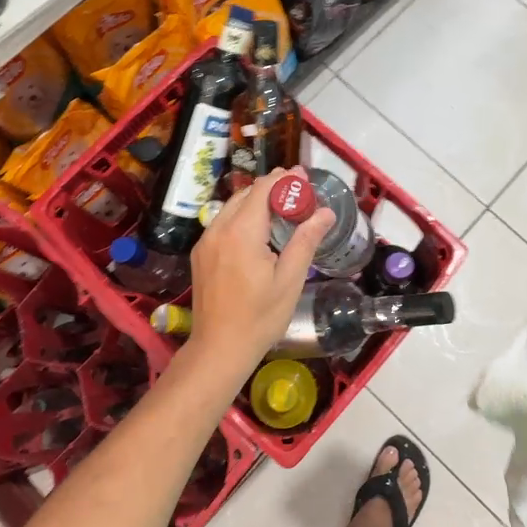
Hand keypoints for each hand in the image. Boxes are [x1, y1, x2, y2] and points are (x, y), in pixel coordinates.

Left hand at [186, 167, 331, 368]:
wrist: (219, 349)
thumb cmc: (259, 318)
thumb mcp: (290, 280)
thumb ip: (305, 241)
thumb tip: (325, 212)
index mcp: (241, 233)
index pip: (262, 190)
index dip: (283, 180)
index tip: (304, 177)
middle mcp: (218, 230)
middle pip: (245, 195)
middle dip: (271, 189)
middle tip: (298, 192)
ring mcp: (206, 242)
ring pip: (231, 208)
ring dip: (256, 202)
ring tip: (281, 209)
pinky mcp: (201, 254)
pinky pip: (222, 224)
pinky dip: (242, 217)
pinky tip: (258, 231)